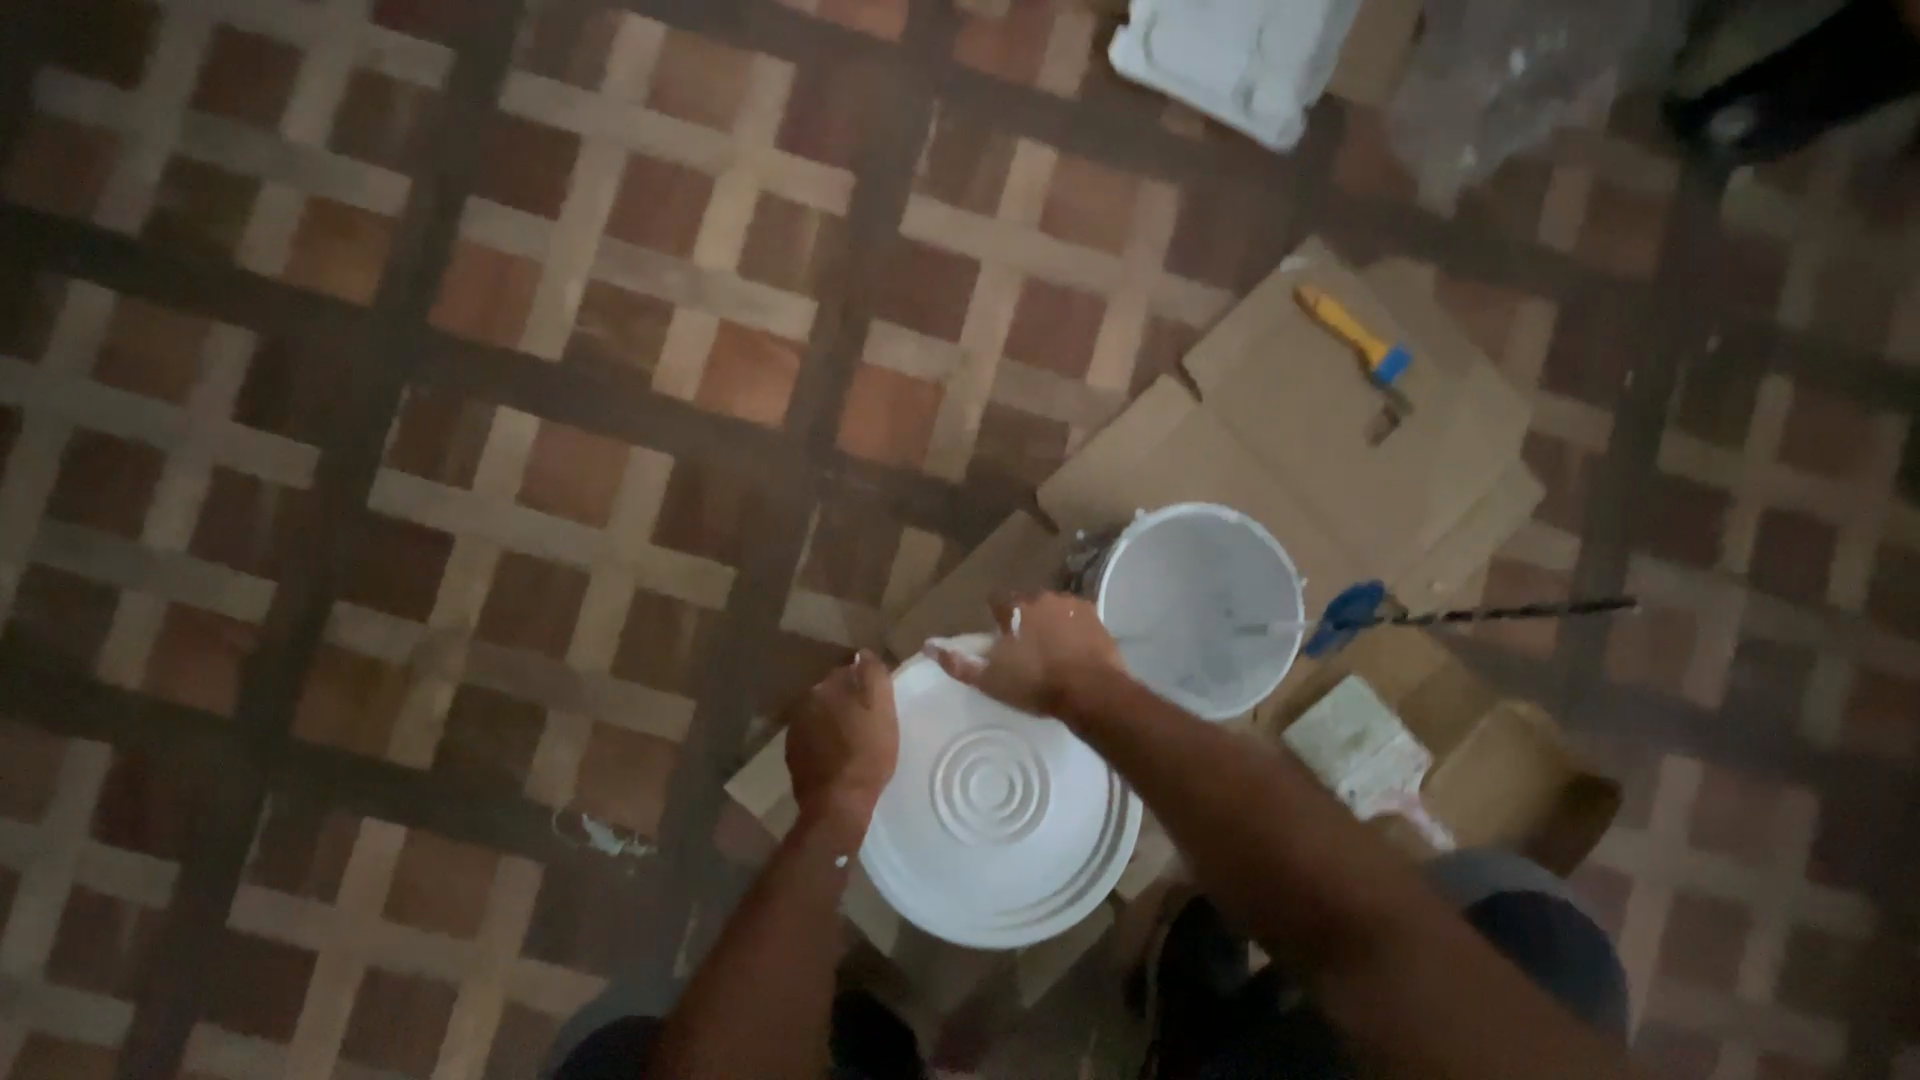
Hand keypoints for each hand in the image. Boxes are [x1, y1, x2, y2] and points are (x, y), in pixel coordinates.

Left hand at [785, 650, 898, 823]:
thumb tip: (863, 652)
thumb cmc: (869, 754)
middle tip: (867, 721)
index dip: (865, 684)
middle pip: (832, 692)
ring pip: (821, 713)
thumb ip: (873, 675)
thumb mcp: (883, 711)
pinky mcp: (793, 751)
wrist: (838, 802)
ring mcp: (796, 727)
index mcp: (828, 686)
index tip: (877, 701)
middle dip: (847, 700)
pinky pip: (812, 736)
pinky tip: (837, 755)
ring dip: (833, 720)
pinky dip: (823, 740)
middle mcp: (807, 701)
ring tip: (852, 740)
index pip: (849, 671)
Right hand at [926, 591, 1125, 722]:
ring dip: (1051, 623)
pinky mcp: (1096, 618)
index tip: (998, 636)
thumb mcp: (991, 680)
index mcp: (1016, 608)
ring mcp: (1073, 605)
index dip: (996, 618)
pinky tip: (1075, 651)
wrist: (1091, 692)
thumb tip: (927, 645)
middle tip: (1026, 649)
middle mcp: (1043, 597)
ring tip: (1052, 651)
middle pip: (1028, 604)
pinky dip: (1074, 630)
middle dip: (1025, 620)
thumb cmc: (1036, 685)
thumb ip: (958, 662)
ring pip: (1054, 609)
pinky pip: (1078, 619)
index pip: (997, 601)